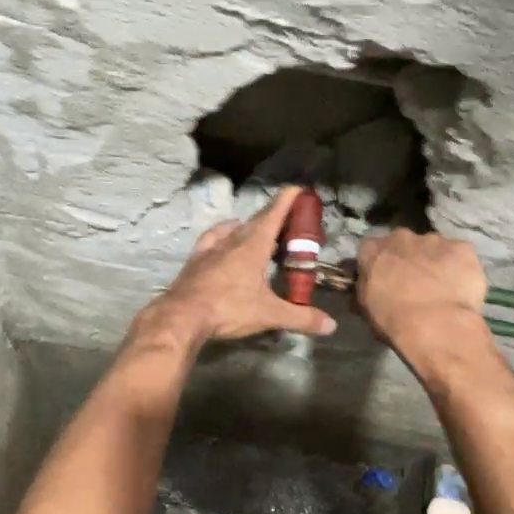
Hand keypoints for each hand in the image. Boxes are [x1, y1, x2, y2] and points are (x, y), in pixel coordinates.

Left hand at [142, 186, 336, 343]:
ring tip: (254, 230)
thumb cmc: (229, 308)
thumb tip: (331, 325)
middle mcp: (231, 241)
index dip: (287, 200)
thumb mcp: (269, 314)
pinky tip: (220, 240)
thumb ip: (301, 317)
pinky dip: (220, 236)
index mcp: (253, 246)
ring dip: (246, 227)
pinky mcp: (194, 261)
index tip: (297, 188)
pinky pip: (210, 241)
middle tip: (285, 219)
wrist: (182, 317)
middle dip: (272, 216)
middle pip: (255, 221)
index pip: (274, 215)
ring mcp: (210, 249)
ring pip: (231, 230)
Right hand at [355, 228, 491, 350]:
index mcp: (373, 250)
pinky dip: (458, 266)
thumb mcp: (365, 305)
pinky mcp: (463, 247)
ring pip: (433, 247)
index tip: (383, 277)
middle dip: (407, 257)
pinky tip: (459, 286)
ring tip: (440, 286)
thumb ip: (366, 285)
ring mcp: (434, 240)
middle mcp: (402, 237)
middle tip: (413, 282)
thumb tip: (368, 281)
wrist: (435, 324)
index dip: (379, 263)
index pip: (371, 248)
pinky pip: (459, 254)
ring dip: (433, 261)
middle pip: (403, 242)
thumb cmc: (392, 319)